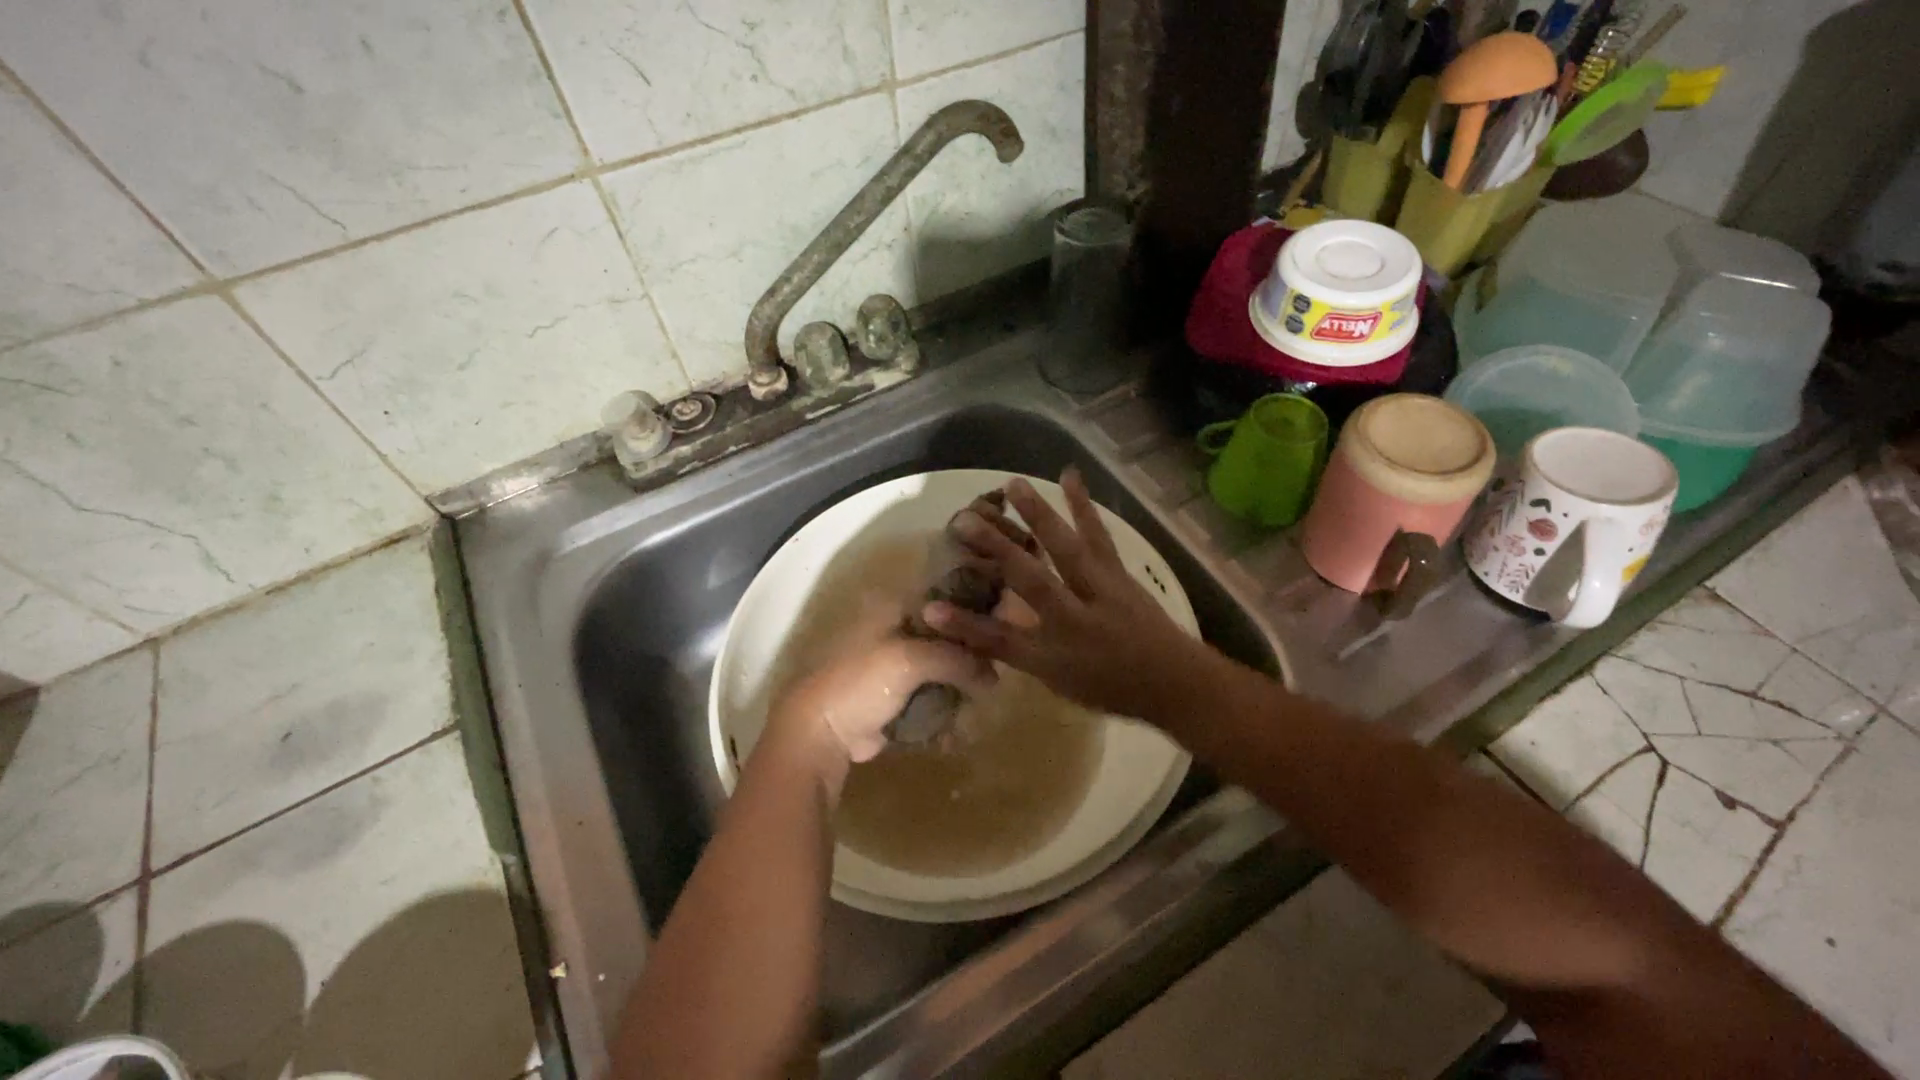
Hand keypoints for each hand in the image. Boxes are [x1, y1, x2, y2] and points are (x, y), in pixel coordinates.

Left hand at [772, 597, 996, 765]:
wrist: (821, 732)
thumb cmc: (861, 682)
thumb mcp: (911, 659)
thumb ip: (957, 658)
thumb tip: (994, 676)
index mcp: (892, 608)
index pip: (943, 597)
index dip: (973, 608)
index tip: (1003, 625)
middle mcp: (896, 631)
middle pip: (946, 636)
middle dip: (969, 656)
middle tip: (994, 672)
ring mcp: (895, 667)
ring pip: (941, 669)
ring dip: (959, 687)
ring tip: (980, 702)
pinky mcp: (895, 699)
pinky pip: (930, 700)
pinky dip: (945, 711)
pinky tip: (960, 725)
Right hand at [926, 469, 1210, 720]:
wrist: (1175, 682)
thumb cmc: (1111, 689)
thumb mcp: (1058, 684)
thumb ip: (1017, 653)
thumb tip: (975, 634)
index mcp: (1055, 654)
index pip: (1001, 641)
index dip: (964, 626)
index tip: (930, 608)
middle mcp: (1075, 617)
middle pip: (1030, 579)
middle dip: (996, 549)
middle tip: (962, 519)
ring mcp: (1100, 591)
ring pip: (1066, 550)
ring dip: (1038, 515)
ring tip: (1014, 485)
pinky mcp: (1116, 573)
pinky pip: (1098, 536)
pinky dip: (1083, 505)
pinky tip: (1071, 477)